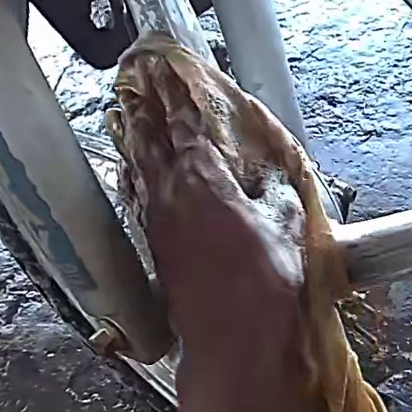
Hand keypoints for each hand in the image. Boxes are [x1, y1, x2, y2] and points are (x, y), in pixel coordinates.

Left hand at [124, 96, 304, 411]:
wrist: (231, 338)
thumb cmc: (265, 280)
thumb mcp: (287, 228)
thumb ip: (277, 194)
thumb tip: (271, 178)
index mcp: (204, 179)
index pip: (187, 126)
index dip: (178, 98)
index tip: (168, 73)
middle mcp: (171, 193)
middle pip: (153, 141)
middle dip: (147, 110)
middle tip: (136, 83)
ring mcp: (156, 220)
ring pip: (140, 168)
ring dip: (134, 139)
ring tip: (124, 115)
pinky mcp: (153, 246)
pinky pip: (137, 198)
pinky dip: (132, 177)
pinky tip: (128, 172)